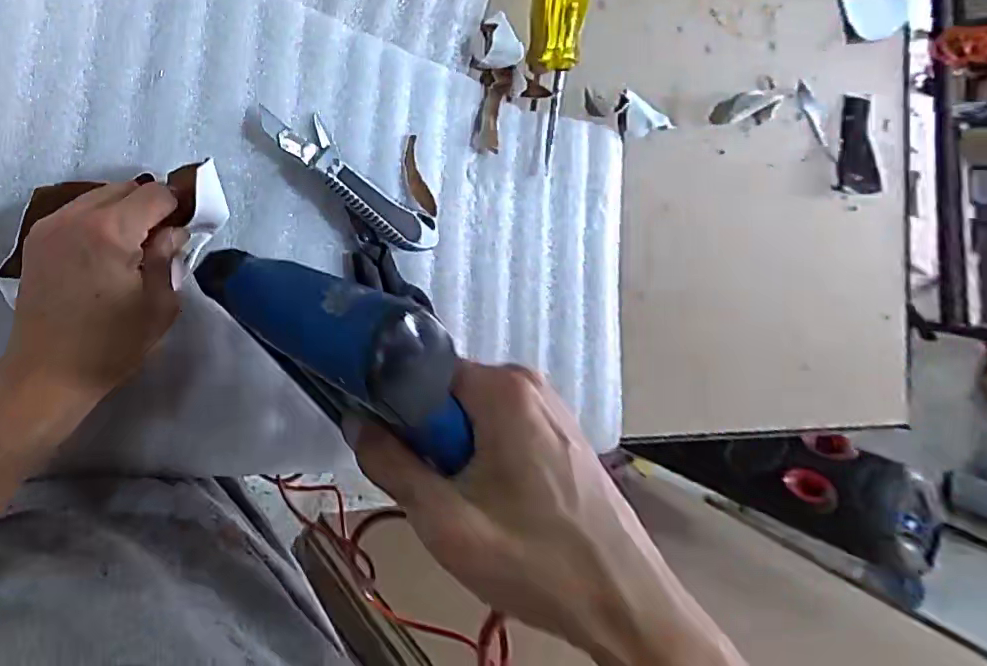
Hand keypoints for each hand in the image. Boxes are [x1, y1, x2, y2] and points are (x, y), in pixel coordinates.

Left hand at [0, 179, 187, 408]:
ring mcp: (52, 224)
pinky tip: (99, 253)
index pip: (155, 194)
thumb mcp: (157, 306)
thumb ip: (169, 257)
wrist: (46, 373)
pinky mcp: (37, 237)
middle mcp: (77, 216)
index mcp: (110, 231)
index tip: (179, 232)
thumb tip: (173, 232)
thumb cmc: (108, 345)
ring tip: (125, 249)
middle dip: (147, 208)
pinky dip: (95, 220)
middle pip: (126, 189)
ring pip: (100, 196)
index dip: (174, 208)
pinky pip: (76, 211)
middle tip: (155, 243)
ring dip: (121, 212)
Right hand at [353, 362, 742, 665]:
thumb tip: (355, 420)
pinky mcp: (561, 432)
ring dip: (456, 453)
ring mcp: (548, 406)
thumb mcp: (445, 521)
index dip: (399, 413)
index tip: (398, 454)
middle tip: (439, 491)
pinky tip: (500, 505)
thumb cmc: (537, 562)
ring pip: (470, 415)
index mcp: (502, 386)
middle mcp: (526, 381)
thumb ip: (389, 465)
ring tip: (471, 504)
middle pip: (445, 394)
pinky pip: (500, 428)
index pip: (420, 373)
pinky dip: (485, 458)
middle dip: (431, 439)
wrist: (631, 613)